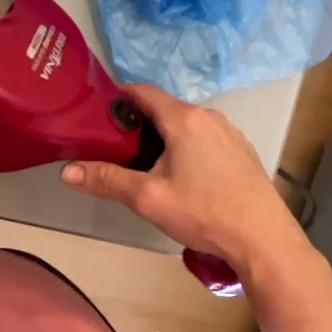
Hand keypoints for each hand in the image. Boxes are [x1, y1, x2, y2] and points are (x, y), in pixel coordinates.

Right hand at [62, 84, 319, 292]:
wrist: (264, 240)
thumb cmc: (203, 213)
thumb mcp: (147, 198)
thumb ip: (106, 180)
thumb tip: (67, 172)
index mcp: (184, 119)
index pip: (142, 91)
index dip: (117, 98)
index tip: (97, 116)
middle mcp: (209, 117)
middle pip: (163, 109)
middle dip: (137, 125)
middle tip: (115, 150)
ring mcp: (230, 134)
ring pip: (185, 126)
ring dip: (162, 139)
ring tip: (144, 167)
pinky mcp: (242, 152)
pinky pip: (204, 140)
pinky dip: (186, 149)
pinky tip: (182, 179)